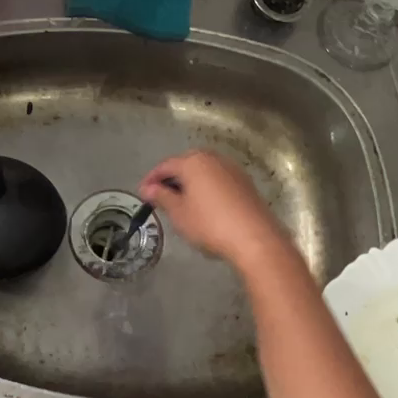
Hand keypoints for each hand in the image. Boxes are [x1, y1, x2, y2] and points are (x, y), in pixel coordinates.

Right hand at [140, 150, 289, 265]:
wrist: (255, 239)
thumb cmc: (210, 224)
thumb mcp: (179, 213)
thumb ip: (162, 197)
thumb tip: (148, 189)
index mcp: (193, 162)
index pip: (165, 165)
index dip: (151, 179)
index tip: (142, 194)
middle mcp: (213, 158)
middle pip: (186, 164)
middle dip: (172, 178)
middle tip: (161, 197)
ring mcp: (232, 169)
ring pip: (204, 171)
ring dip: (190, 183)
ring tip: (181, 202)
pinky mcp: (245, 183)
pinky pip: (218, 180)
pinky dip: (206, 188)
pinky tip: (204, 206)